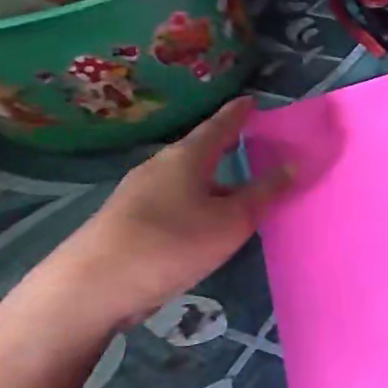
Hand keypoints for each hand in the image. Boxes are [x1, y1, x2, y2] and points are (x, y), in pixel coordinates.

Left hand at [18, 96, 293, 336]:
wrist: (93, 286)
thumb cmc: (171, 243)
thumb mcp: (230, 221)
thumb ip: (263, 194)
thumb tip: (294, 165)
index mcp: (186, 157)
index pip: (220, 125)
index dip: (239, 114)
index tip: (253, 101)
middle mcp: (159, 167)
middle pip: (199, 150)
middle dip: (225, 148)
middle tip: (250, 146)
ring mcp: (138, 193)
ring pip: (184, 178)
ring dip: (210, 180)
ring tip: (233, 189)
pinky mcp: (128, 221)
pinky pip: (172, 200)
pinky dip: (194, 202)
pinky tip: (201, 223)